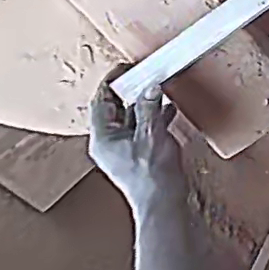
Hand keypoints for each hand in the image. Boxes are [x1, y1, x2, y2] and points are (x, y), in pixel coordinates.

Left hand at [89, 74, 183, 211]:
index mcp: (103, 138)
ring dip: (143, 103)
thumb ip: (149, 109)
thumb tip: (150, 88)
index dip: (111, 84)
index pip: (101, 103)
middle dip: (128, 91)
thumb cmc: (152, 172)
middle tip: (143, 74)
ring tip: (158, 88)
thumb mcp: (152, 134)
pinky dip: (152, 116)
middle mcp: (108, 143)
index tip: (124, 68)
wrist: (161, 201)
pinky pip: (141, 127)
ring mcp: (123, 149)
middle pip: (114, 109)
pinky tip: (167, 109)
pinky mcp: (138, 153)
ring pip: (129, 118)